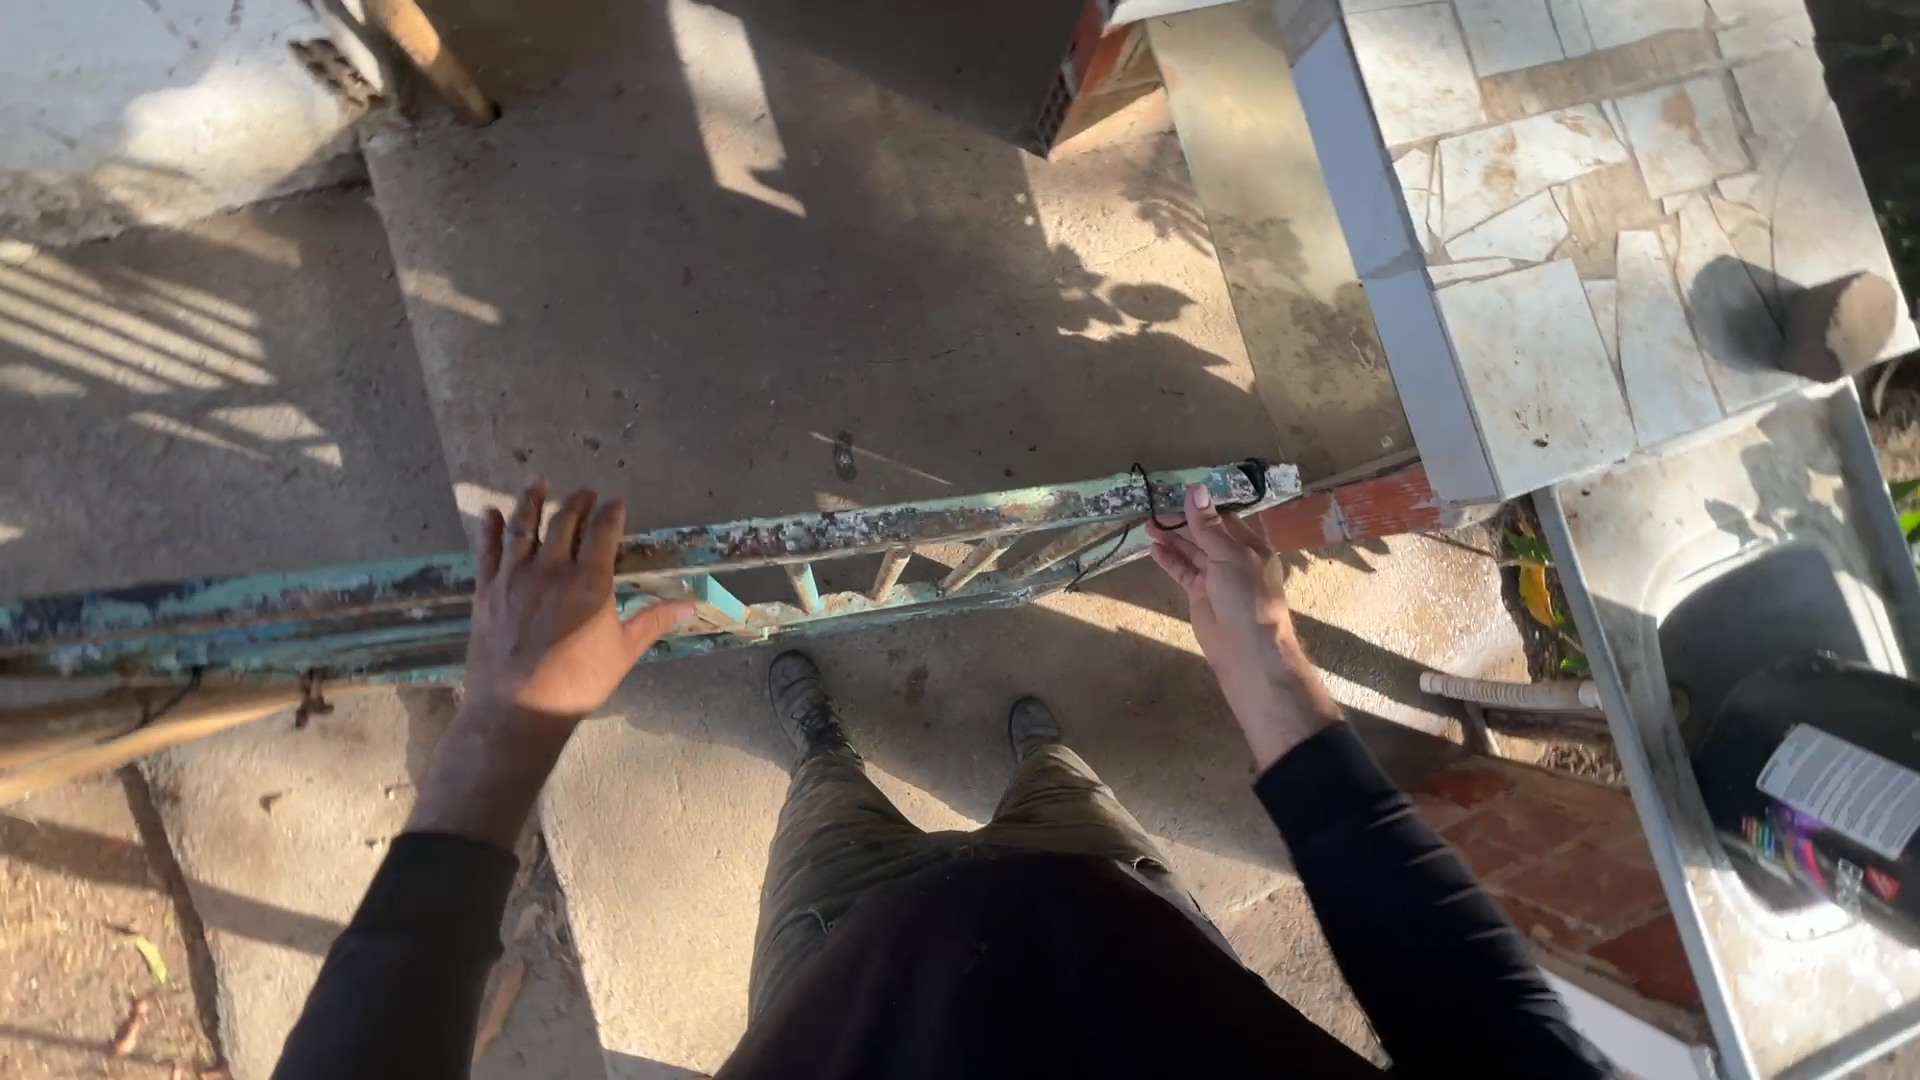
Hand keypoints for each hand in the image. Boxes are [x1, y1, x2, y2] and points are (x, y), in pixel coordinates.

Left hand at [409, 477, 693, 850]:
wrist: (517, 711)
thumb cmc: (579, 681)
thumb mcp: (625, 650)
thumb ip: (655, 620)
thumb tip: (692, 604)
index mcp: (590, 583)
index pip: (603, 533)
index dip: (612, 514)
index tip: (617, 502)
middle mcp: (551, 571)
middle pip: (564, 523)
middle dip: (577, 503)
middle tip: (586, 492)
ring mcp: (514, 580)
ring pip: (523, 529)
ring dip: (532, 501)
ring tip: (538, 480)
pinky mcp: (487, 593)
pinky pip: (487, 552)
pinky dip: (491, 530)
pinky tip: (494, 513)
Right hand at [1148, 484, 1339, 769]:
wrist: (1246, 647)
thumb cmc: (1246, 595)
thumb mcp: (1228, 554)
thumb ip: (1207, 525)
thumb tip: (1195, 489)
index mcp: (1249, 545)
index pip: (1222, 519)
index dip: (1200, 508)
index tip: (1175, 495)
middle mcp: (1233, 558)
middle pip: (1204, 534)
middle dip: (1181, 523)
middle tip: (1154, 512)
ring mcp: (1216, 577)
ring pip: (1191, 552)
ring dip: (1171, 539)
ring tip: (1148, 526)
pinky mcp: (1200, 594)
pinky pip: (1183, 571)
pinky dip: (1169, 560)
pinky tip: (1154, 549)